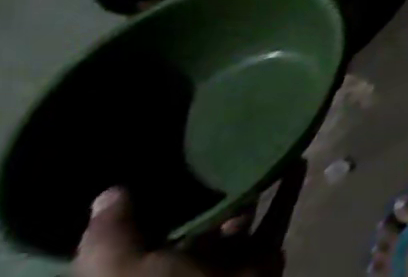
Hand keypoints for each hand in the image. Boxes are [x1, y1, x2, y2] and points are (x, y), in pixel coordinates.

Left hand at [75, 165, 300, 276]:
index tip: (165, 160)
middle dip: (210, 187)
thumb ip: (108, 236)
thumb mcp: (119, 269)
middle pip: (198, 218)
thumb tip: (109, 192)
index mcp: (142, 269)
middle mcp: (183, 263)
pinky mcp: (264, 252)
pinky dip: (290, 188)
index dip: (151, 199)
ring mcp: (228, 257)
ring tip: (264, 146)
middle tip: (223, 144)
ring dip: (254, 184)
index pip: (142, 231)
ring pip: (242, 213)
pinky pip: (279, 213)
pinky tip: (298, 160)